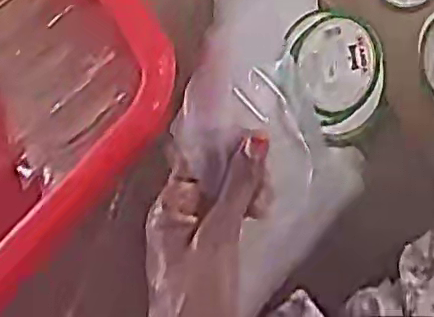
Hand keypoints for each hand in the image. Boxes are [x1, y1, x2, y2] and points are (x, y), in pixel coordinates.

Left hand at [152, 131, 270, 250]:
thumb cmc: (194, 296)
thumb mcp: (219, 235)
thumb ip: (238, 186)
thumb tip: (256, 138)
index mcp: (169, 204)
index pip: (198, 152)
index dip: (226, 140)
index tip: (255, 136)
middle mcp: (179, 210)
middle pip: (216, 167)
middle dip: (245, 167)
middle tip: (264, 180)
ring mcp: (195, 226)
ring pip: (228, 185)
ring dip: (251, 187)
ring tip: (264, 203)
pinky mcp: (212, 242)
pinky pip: (234, 206)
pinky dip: (250, 203)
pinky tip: (261, 211)